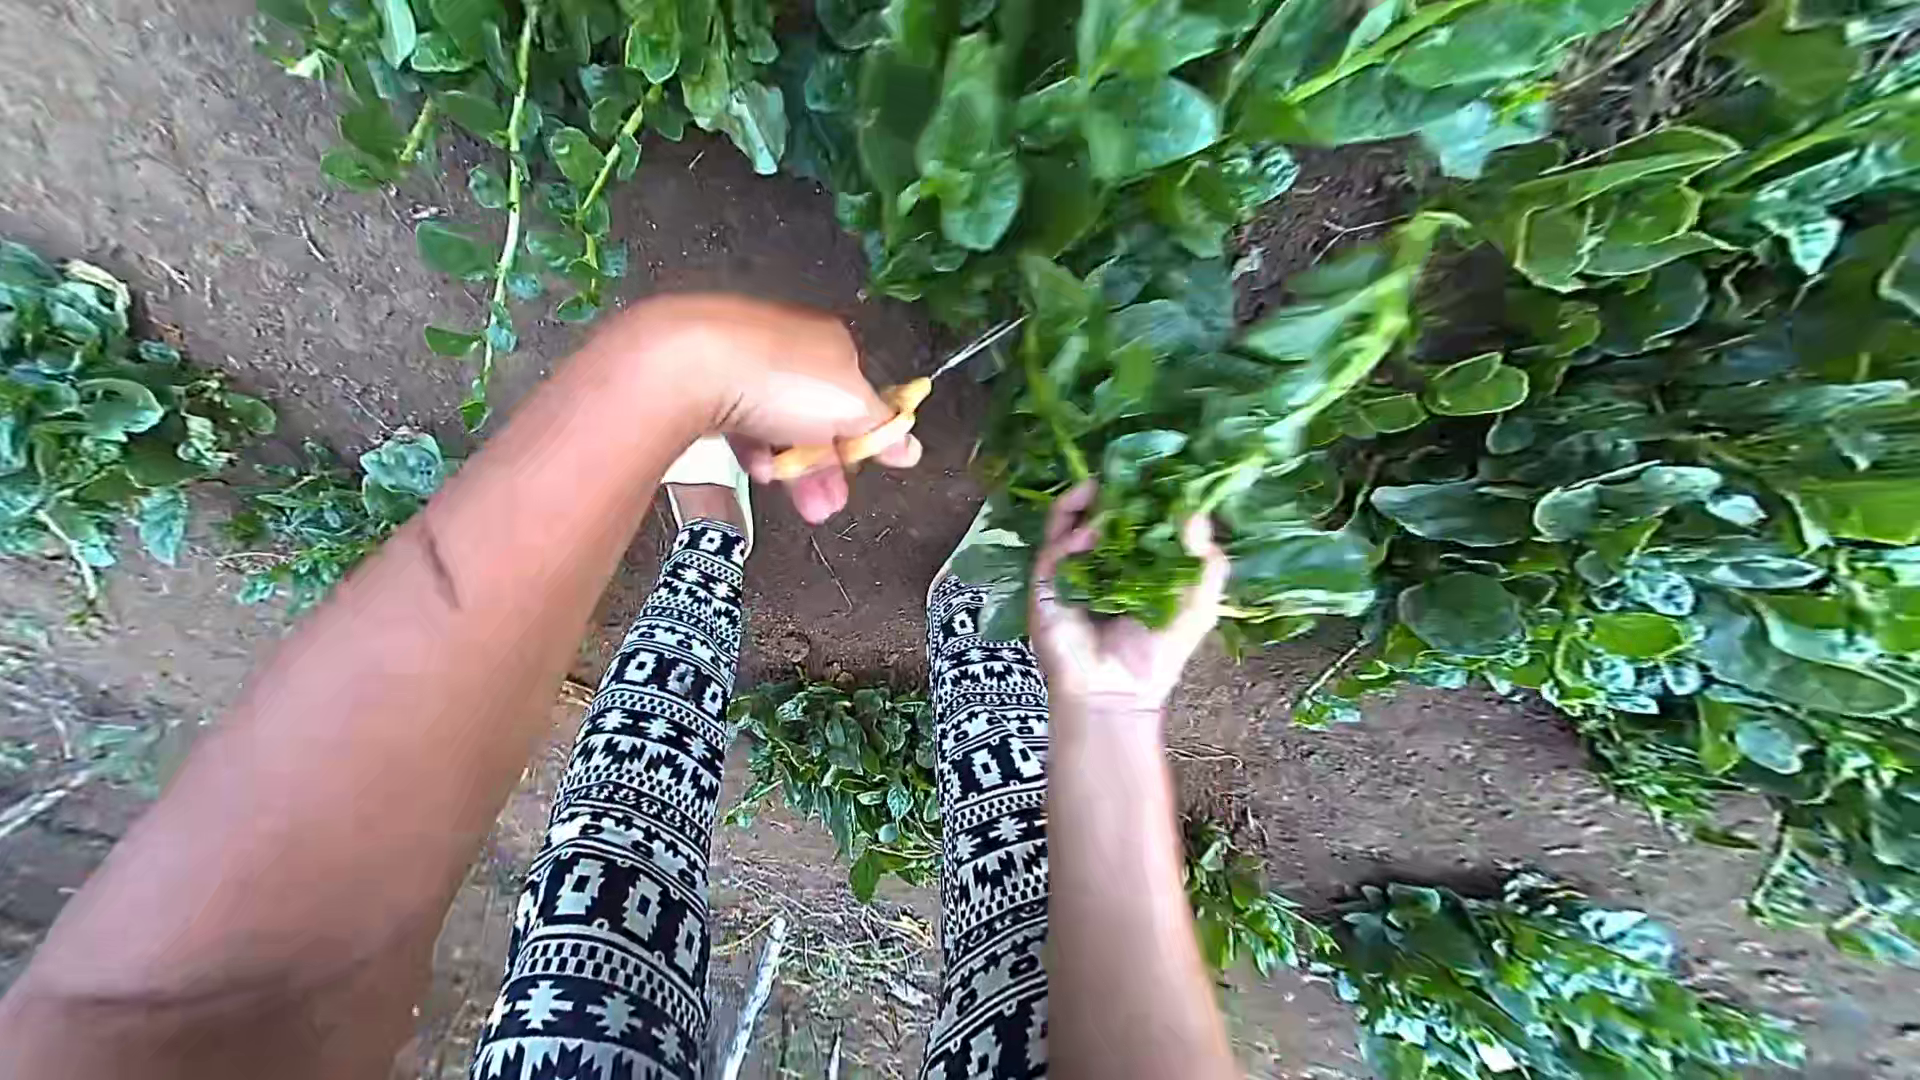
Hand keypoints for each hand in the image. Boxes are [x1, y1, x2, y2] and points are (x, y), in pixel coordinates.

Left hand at [613, 294, 921, 523]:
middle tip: (831, 505)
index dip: (862, 440)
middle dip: (828, 468)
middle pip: (818, 416)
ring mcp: (746, 361)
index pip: (857, 397)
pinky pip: (741, 420)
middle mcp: (790, 346)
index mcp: (832, 345)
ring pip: (779, 424)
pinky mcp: (706, 380)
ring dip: (796, 470)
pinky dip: (754, 450)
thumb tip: (911, 448)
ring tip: (803, 507)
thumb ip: (883, 430)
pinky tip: (758, 472)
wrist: (685, 365)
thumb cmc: (782, 382)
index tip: (860, 472)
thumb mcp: (851, 409)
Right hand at [1028, 481, 1228, 719]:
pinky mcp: (1046, 589)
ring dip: (1077, 504)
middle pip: (1090, 513)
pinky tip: (1089, 534)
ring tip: (1096, 488)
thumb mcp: (1196, 603)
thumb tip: (1198, 513)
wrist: (1119, 693)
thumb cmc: (1157, 651)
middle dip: (1102, 491)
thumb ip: (1204, 562)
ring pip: (1062, 526)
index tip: (1149, 471)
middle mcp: (1095, 561)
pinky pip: (1051, 555)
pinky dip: (1067, 540)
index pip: (1127, 518)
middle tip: (1118, 470)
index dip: (1136, 494)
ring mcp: (1067, 573)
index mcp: (1128, 561)